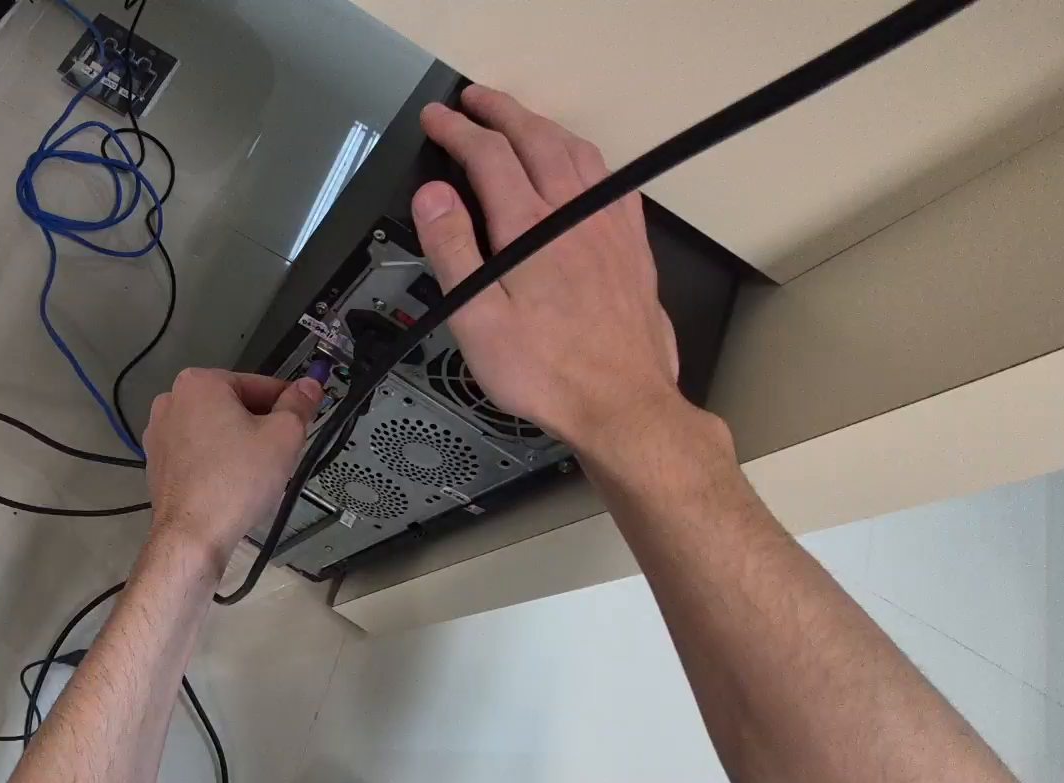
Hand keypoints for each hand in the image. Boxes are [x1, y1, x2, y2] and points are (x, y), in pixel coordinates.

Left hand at [143, 369, 322, 564]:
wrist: (193, 534)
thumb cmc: (235, 481)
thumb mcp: (284, 436)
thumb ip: (299, 405)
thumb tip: (309, 387)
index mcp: (199, 383)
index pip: (258, 383)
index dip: (287, 401)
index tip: (302, 416)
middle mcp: (171, 402)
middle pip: (233, 405)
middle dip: (259, 424)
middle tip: (279, 451)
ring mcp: (159, 434)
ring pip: (214, 430)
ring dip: (237, 443)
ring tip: (255, 471)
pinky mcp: (157, 463)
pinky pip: (197, 453)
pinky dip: (216, 462)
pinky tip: (231, 483)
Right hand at [413, 85, 683, 453]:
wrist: (617, 400)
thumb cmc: (543, 370)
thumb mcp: (476, 318)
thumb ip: (454, 250)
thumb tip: (434, 195)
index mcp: (530, 230)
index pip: (489, 158)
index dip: (458, 133)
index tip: (435, 120)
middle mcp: (574, 216)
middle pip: (537, 140)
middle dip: (500, 113)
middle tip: (472, 101)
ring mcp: (608, 227)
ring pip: (577, 153)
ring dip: (543, 126)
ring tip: (518, 120)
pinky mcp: (629, 247)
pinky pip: (610, 181)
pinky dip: (585, 158)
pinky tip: (580, 166)